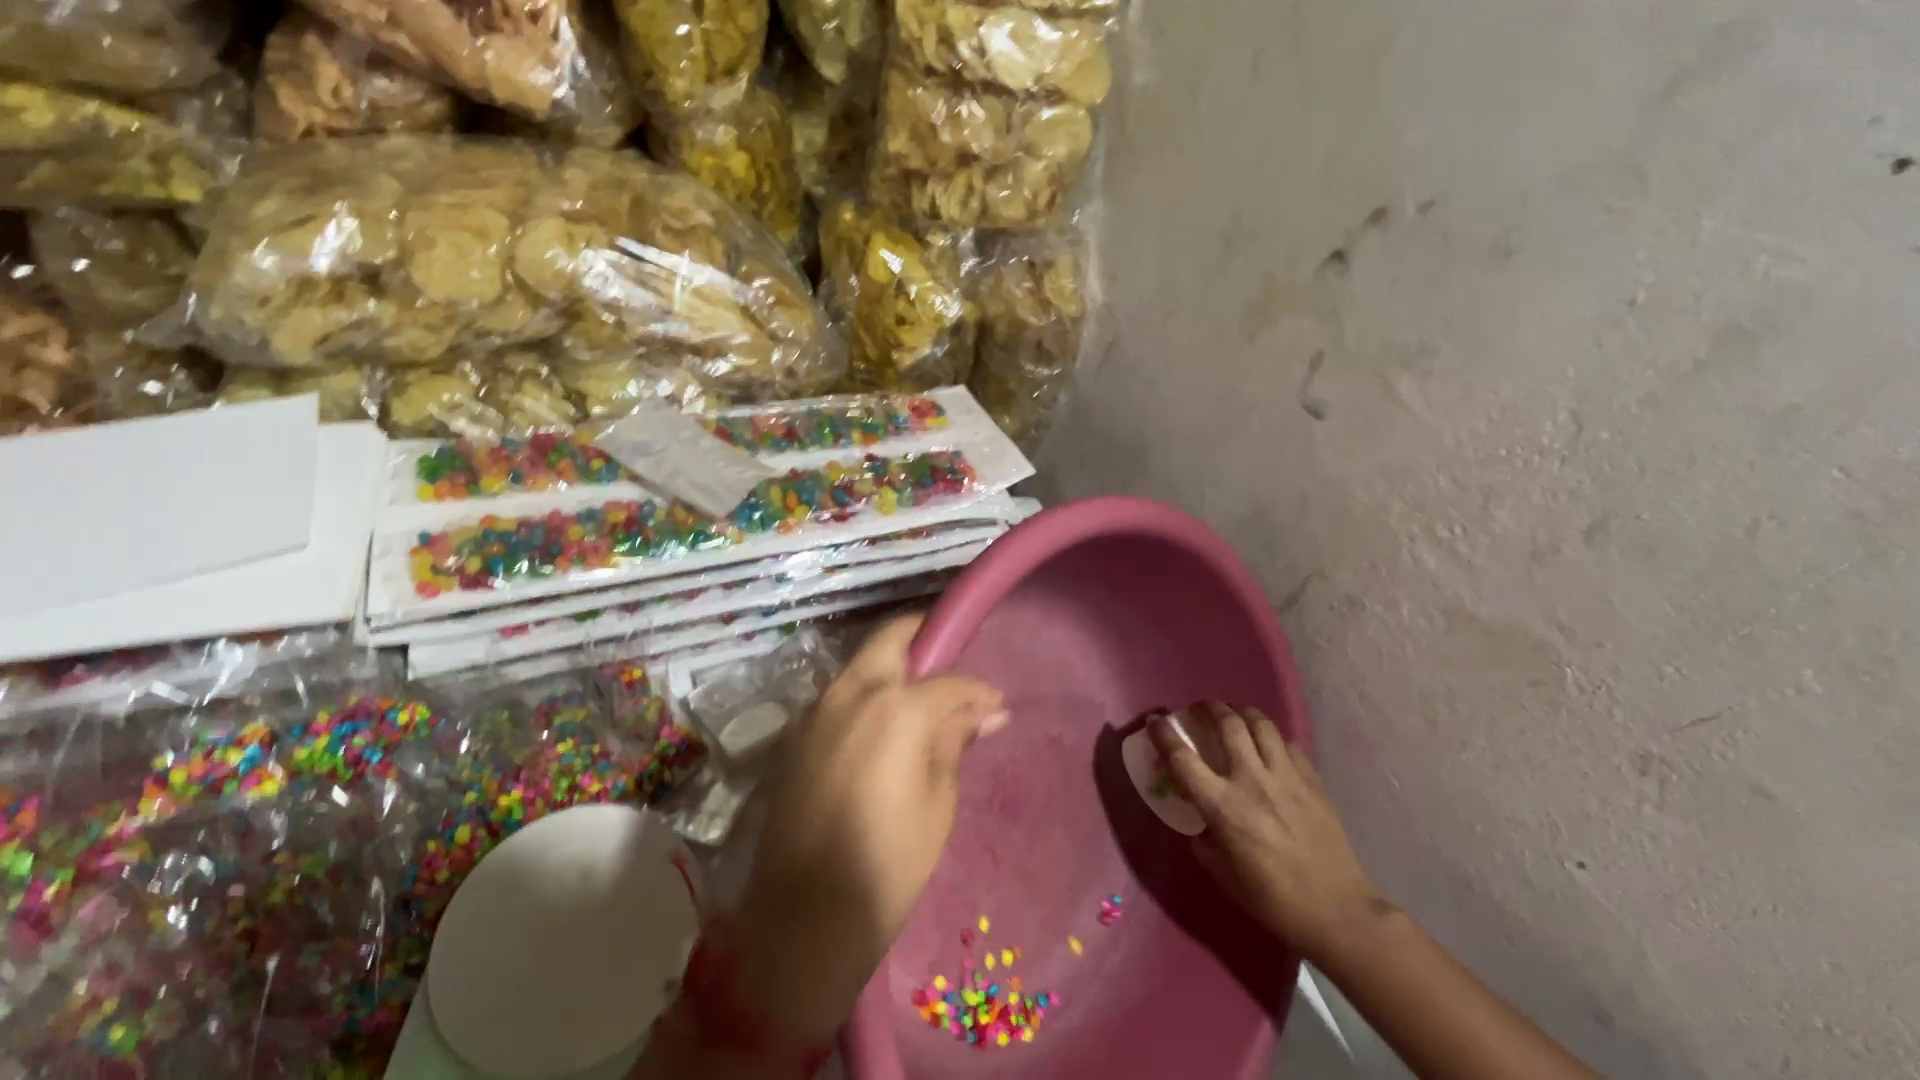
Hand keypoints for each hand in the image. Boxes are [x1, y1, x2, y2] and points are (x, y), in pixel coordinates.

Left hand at [730, 616, 1005, 1039]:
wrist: (806, 913)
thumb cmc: (889, 861)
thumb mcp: (939, 801)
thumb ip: (955, 740)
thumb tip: (986, 710)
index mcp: (894, 705)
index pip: (948, 678)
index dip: (978, 690)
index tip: (995, 707)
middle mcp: (848, 693)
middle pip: (890, 639)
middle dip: (924, 642)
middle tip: (950, 674)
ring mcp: (813, 712)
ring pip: (859, 667)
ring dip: (891, 672)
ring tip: (918, 711)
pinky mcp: (793, 737)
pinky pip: (836, 700)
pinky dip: (864, 701)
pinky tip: (881, 736)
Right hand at [1152, 703, 1385, 963]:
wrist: (1334, 909)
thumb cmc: (1271, 899)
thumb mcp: (1222, 873)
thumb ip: (1203, 840)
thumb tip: (1200, 821)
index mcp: (1223, 807)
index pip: (1183, 758)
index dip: (1164, 734)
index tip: (1155, 721)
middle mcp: (1252, 782)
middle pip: (1227, 725)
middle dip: (1209, 709)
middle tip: (1200, 709)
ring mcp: (1287, 777)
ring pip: (1262, 725)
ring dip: (1242, 713)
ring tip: (1235, 714)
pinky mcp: (1313, 781)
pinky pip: (1288, 745)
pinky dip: (1273, 738)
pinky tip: (1270, 746)